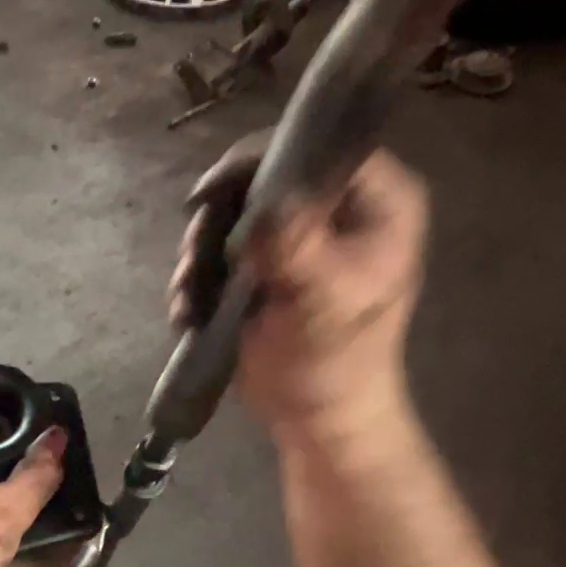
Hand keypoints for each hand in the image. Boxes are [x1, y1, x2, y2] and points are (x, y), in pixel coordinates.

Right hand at [169, 132, 428, 441]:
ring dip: (199, 255)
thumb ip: (296, 247)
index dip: (259, 162)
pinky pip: (221, 251)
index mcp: (377, 202)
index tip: (211, 195)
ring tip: (188, 296)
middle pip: (263, 179)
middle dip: (217, 220)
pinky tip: (189, 309)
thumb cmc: (336, 363)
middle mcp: (337, 210)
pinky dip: (199, 278)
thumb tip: (261, 207)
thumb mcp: (321, 301)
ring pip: (233, 216)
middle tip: (194, 258)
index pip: (317, 147)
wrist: (319, 419)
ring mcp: (298, 239)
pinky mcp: (267, 268)